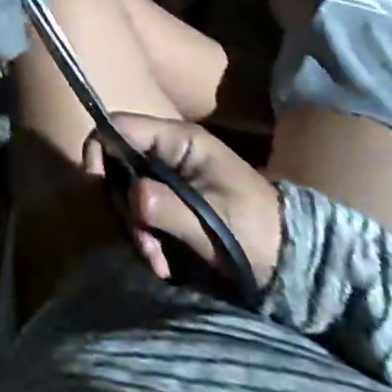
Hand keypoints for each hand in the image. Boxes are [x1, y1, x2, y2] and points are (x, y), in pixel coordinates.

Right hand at [82, 114, 282, 286]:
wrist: (292, 260)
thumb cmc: (257, 229)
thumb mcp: (214, 220)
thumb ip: (170, 206)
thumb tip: (132, 198)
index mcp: (179, 141)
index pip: (119, 126)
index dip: (100, 150)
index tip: (99, 187)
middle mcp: (169, 152)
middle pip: (118, 163)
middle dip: (122, 205)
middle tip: (143, 241)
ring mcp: (170, 177)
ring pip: (126, 192)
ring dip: (135, 229)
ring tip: (158, 261)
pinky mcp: (172, 202)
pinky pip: (141, 213)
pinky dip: (146, 239)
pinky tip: (163, 265)